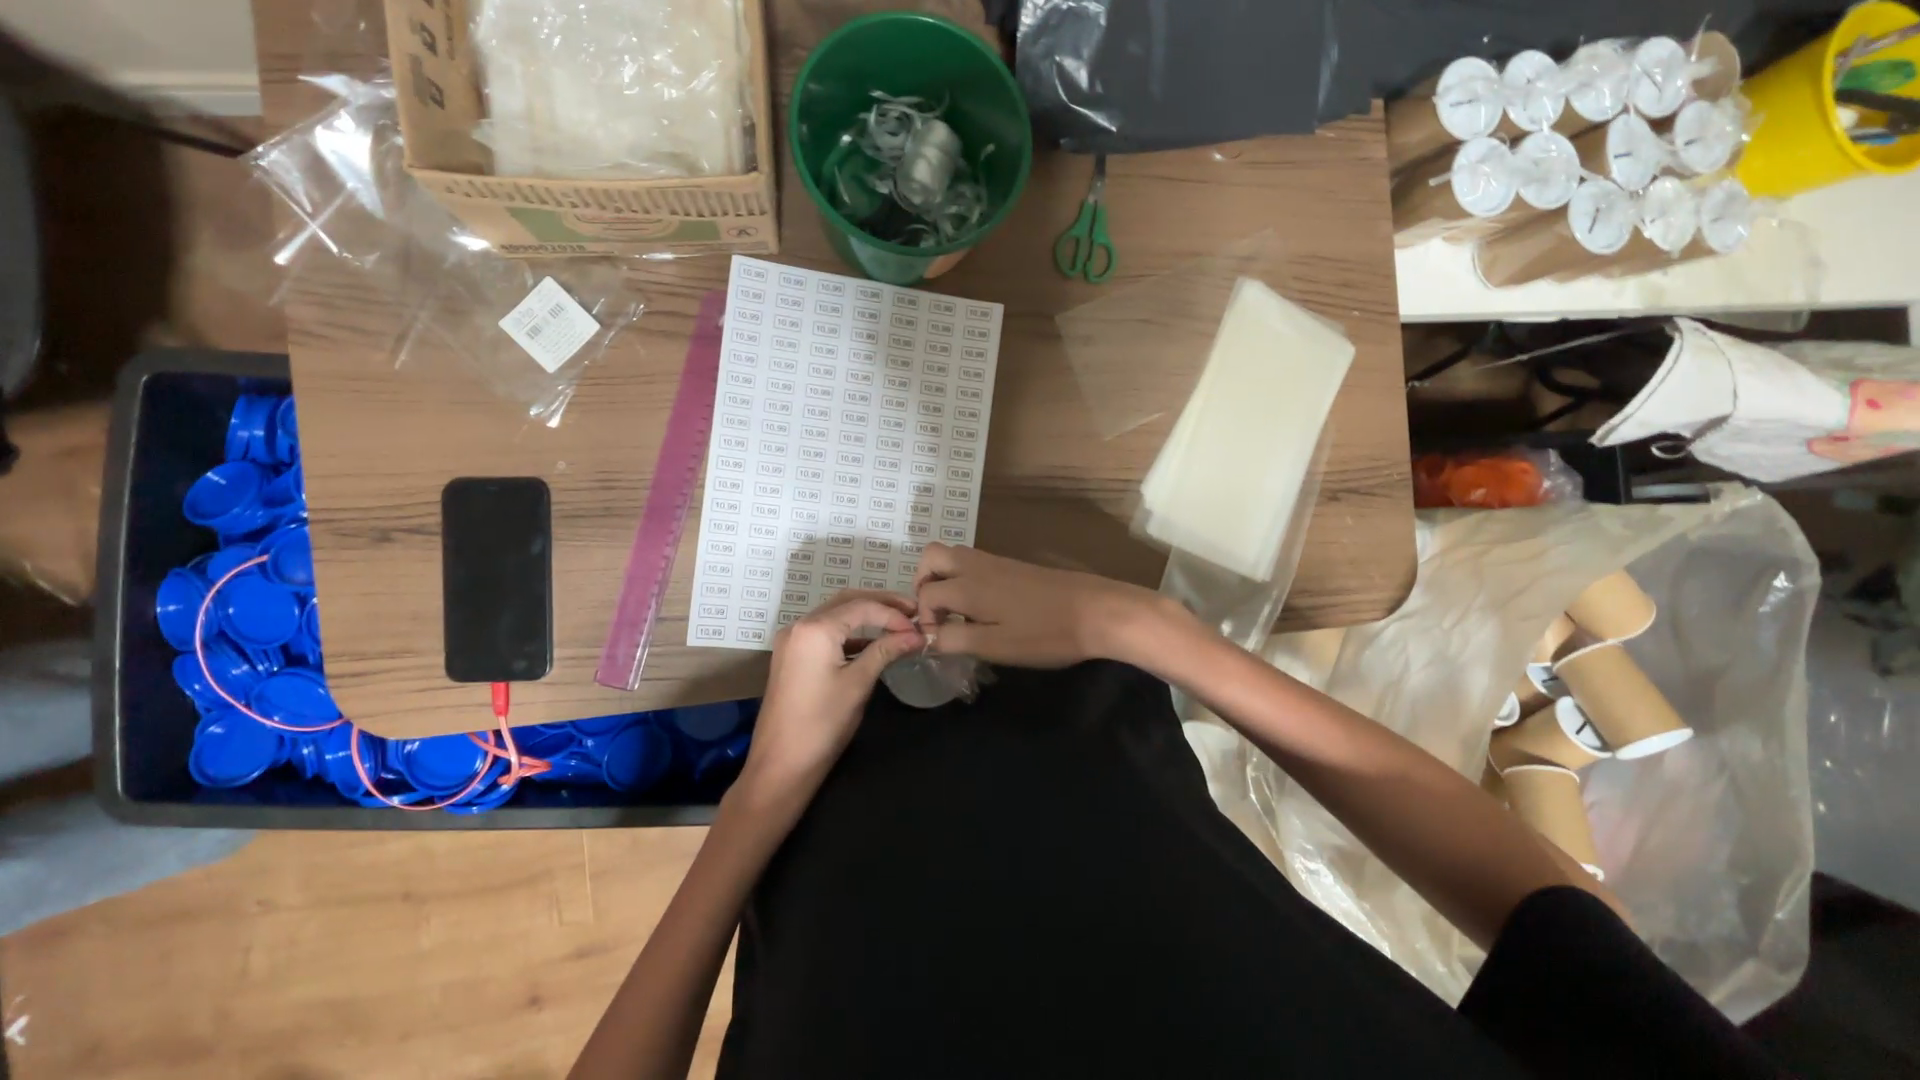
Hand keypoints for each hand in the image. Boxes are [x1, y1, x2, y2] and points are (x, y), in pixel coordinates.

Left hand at [739, 591, 925, 794]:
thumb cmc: (822, 723)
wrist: (781, 763)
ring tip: (897, 625)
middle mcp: (799, 626)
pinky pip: (824, 633)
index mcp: (815, 628)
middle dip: (880, 605)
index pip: (862, 607)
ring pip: (835, 616)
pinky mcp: (791, 657)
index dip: (894, 614)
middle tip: (913, 612)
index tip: (919, 628)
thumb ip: (885, 651)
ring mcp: (792, 641)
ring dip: (865, 617)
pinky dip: (850, 634)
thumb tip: (916, 636)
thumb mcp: (858, 684)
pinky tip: (872, 644)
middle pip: (846, 602)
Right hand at [912, 543, 1188, 668]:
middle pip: (932, 557)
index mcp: (967, 585)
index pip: (925, 594)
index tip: (937, 642)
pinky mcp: (1014, 566)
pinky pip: (974, 563)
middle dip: (922, 584)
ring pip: (953, 556)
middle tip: (936, 616)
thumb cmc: (1044, 634)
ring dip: (943, 579)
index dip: (922, 619)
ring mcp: (997, 563)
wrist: (1098, 611)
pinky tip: (983, 609)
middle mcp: (976, 566)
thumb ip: (955, 639)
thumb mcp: (995, 645)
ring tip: (957, 614)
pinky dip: (964, 579)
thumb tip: (926, 638)